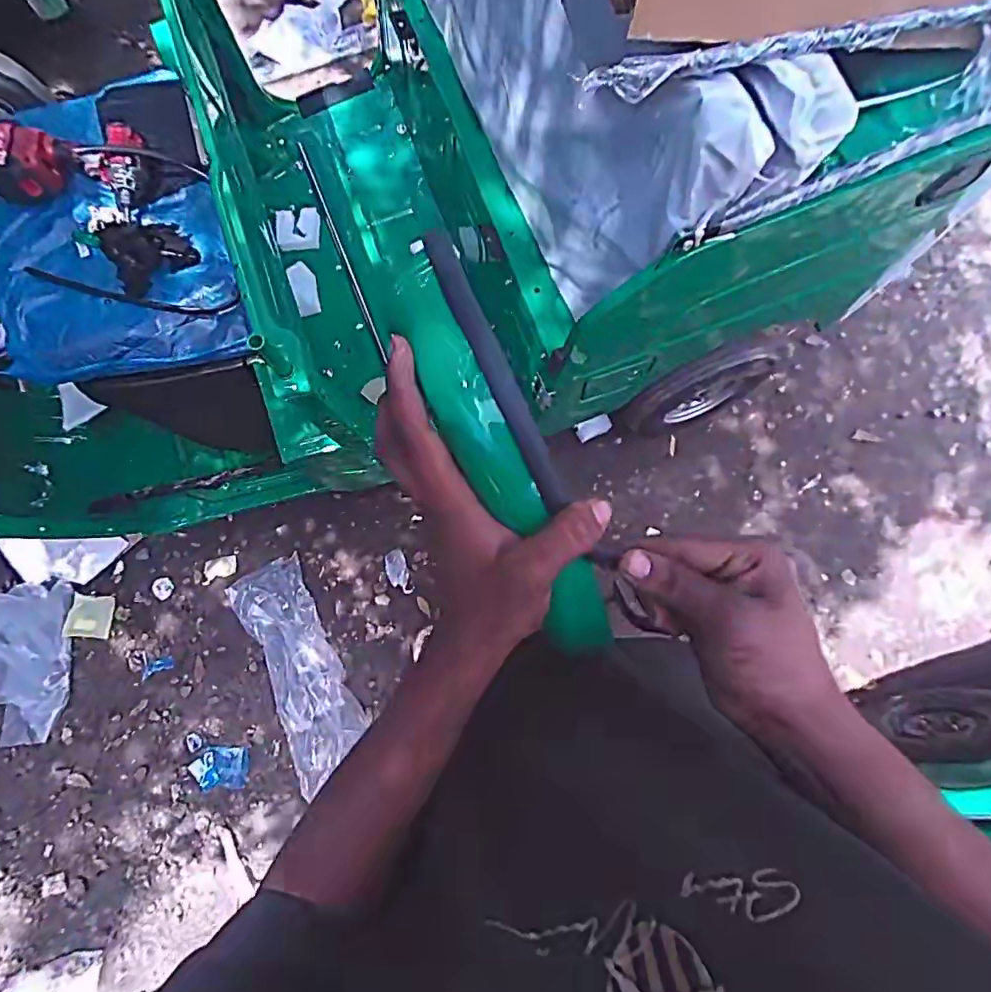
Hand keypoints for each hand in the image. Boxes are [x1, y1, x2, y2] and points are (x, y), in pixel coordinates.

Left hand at [377, 335, 610, 664]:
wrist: (472, 641)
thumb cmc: (494, 607)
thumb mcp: (535, 572)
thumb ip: (565, 538)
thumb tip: (599, 506)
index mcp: (449, 500)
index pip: (417, 437)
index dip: (404, 391)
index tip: (400, 350)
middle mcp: (434, 498)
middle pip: (394, 441)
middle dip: (391, 397)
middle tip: (404, 361)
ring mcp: (435, 508)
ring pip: (403, 456)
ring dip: (402, 418)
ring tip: (423, 385)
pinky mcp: (445, 517)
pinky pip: (424, 469)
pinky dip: (423, 441)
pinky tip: (454, 435)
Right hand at [619, 538, 840, 733]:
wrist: (788, 719)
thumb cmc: (769, 664)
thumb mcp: (725, 618)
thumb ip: (677, 585)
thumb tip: (630, 558)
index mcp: (750, 555)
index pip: (685, 545)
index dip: (649, 555)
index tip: (612, 566)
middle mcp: (733, 566)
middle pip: (673, 561)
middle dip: (657, 584)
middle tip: (661, 615)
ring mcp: (718, 592)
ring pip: (667, 583)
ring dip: (658, 602)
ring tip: (671, 626)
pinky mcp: (705, 616)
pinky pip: (671, 603)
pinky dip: (663, 614)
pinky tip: (671, 630)